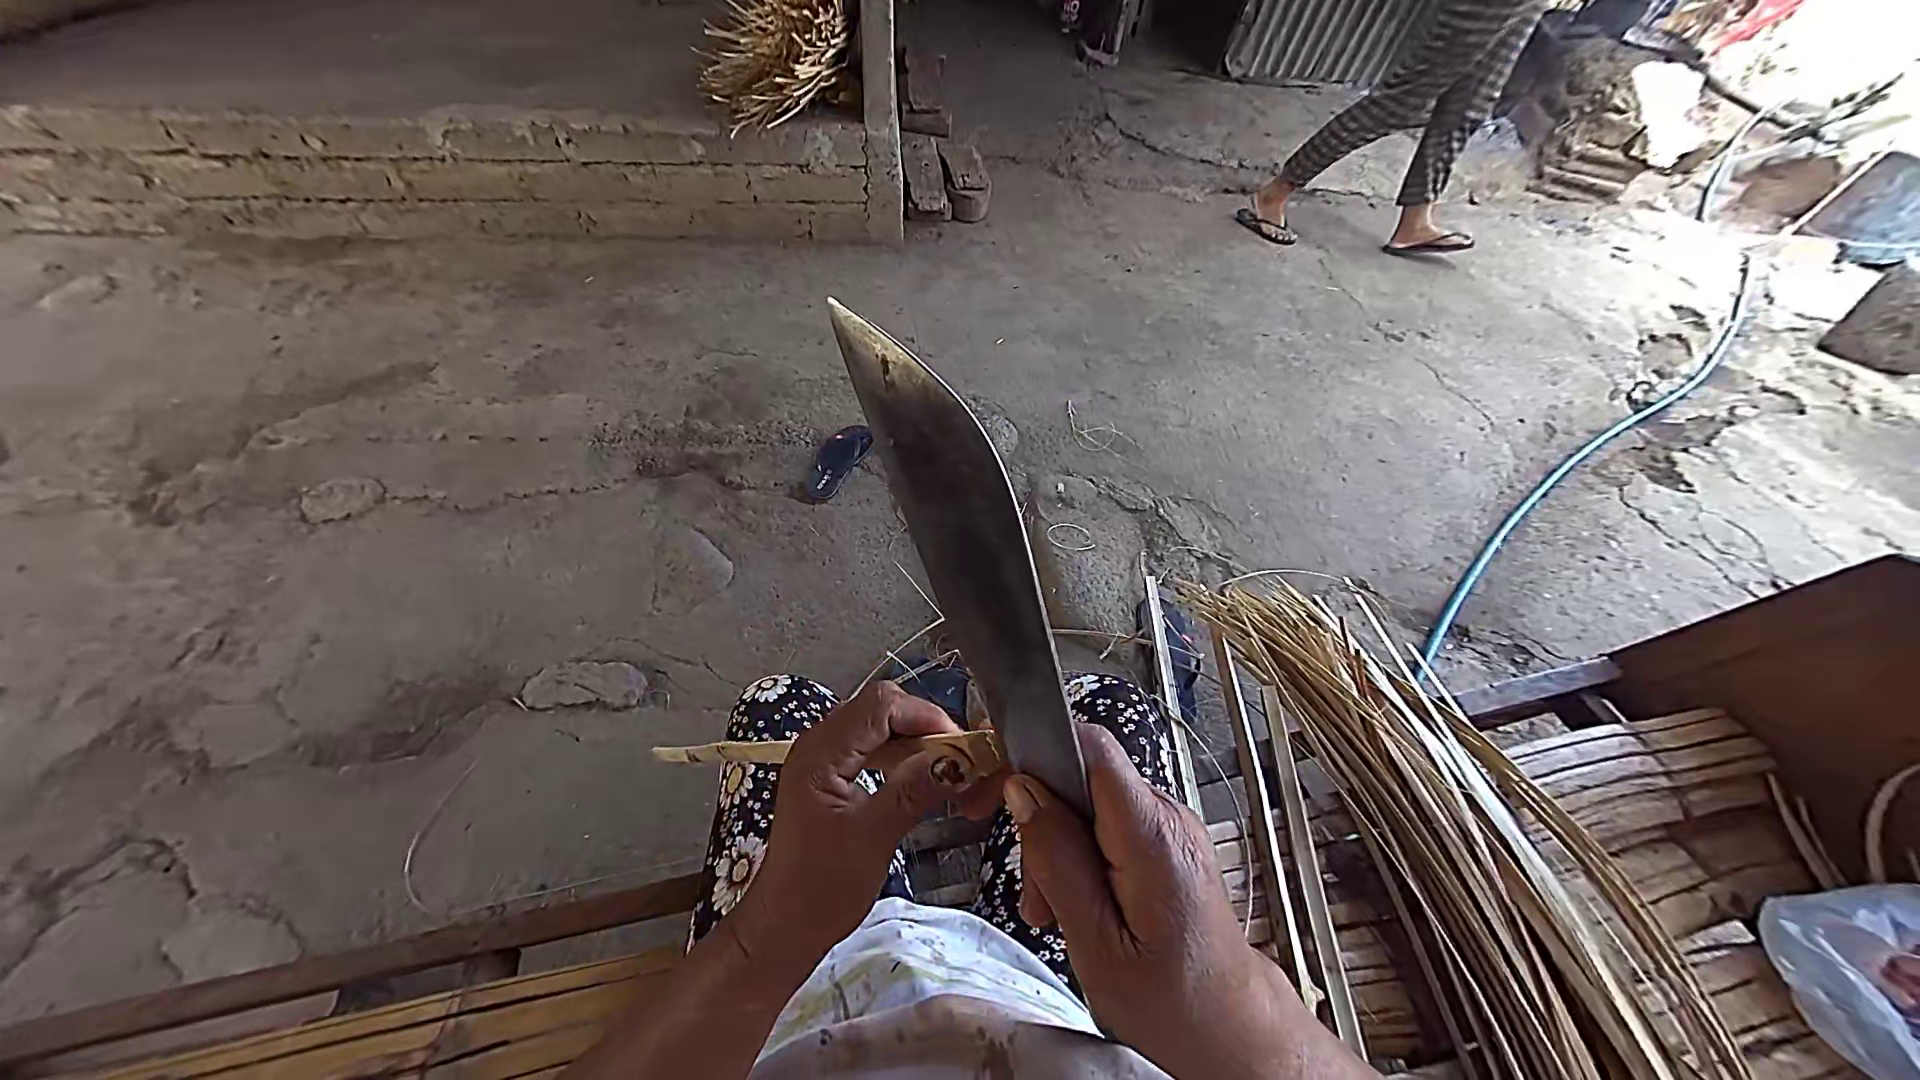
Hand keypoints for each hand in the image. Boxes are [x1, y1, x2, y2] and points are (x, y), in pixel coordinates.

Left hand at [730, 681, 969, 963]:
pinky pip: (875, 746)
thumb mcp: (874, 837)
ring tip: (948, 768)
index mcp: (821, 752)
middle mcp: (821, 743)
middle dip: (925, 726)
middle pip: (882, 708)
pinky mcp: (834, 772)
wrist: (784, 926)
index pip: (880, 705)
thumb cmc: (821, 887)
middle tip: (958, 758)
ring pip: (882, 725)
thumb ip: (914, 790)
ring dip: (917, 740)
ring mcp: (826, 756)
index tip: (959, 745)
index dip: (924, 716)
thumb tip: (959, 762)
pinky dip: (903, 755)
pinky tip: (923, 776)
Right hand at [1004, 724, 1374, 1079]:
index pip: (1091, 746)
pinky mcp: (1162, 838)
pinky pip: (1104, 821)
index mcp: (1152, 835)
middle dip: (1039, 817)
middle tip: (1025, 881)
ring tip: (1052, 906)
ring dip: (1055, 843)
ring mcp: (1167, 824)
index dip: (1037, 750)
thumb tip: (1023, 792)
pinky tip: (1074, 900)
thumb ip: (1057, 861)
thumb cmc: (1177, 1006)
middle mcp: (1165, 815)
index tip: (998, 785)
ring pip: (1086, 800)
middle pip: (1079, 775)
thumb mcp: (1097, 946)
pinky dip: (1077, 852)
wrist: (1233, 1032)